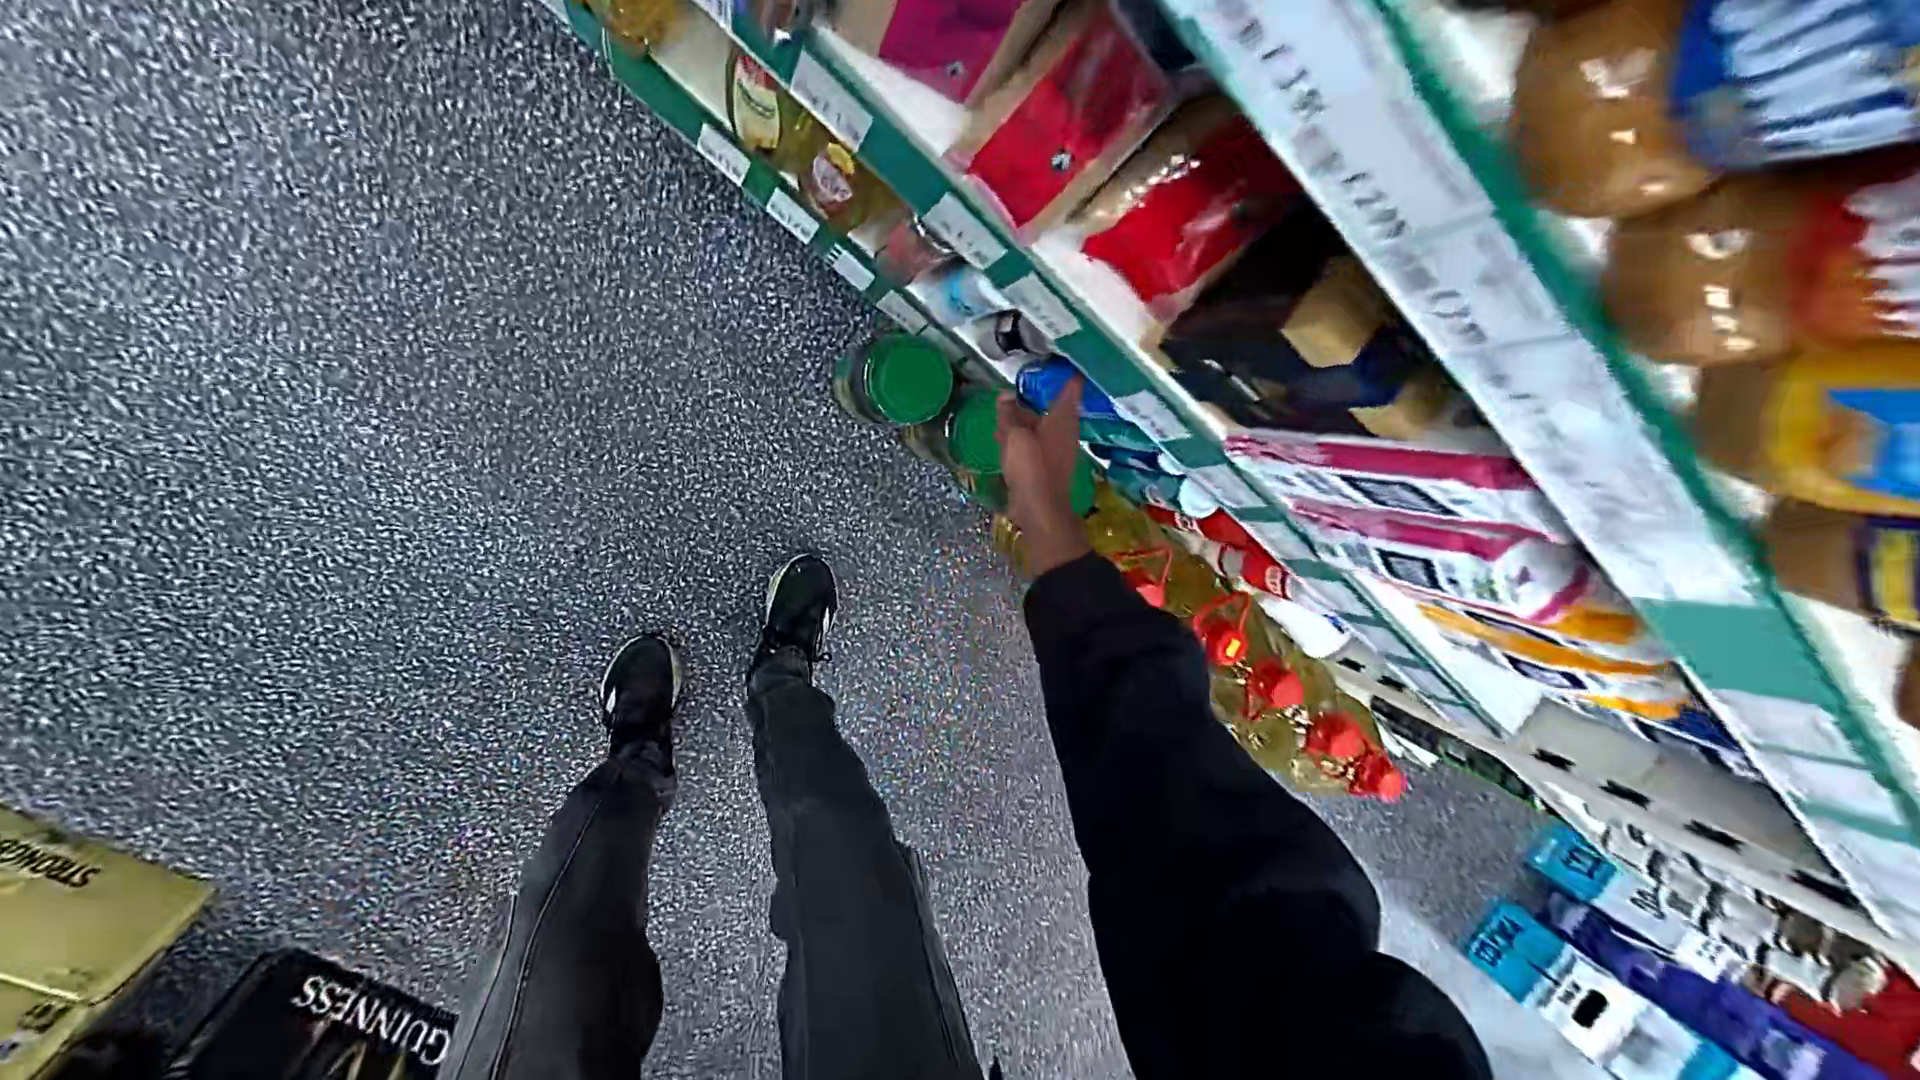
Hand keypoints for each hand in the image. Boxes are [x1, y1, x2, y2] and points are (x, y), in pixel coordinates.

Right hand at [996, 378, 1092, 575]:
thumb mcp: (1014, 436)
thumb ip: (1008, 415)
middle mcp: (1065, 432)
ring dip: (1026, 420)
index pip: (1070, 387)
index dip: (1066, 373)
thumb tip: (1004, 395)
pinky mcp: (1048, 467)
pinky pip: (1035, 444)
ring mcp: (1058, 450)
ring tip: (1004, 414)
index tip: (1060, 362)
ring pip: (1042, 427)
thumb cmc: (1031, 468)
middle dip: (1038, 398)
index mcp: (1062, 419)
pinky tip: (1006, 440)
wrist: (1040, 509)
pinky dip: (1023, 438)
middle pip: (1054, 408)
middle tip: (1021, 386)